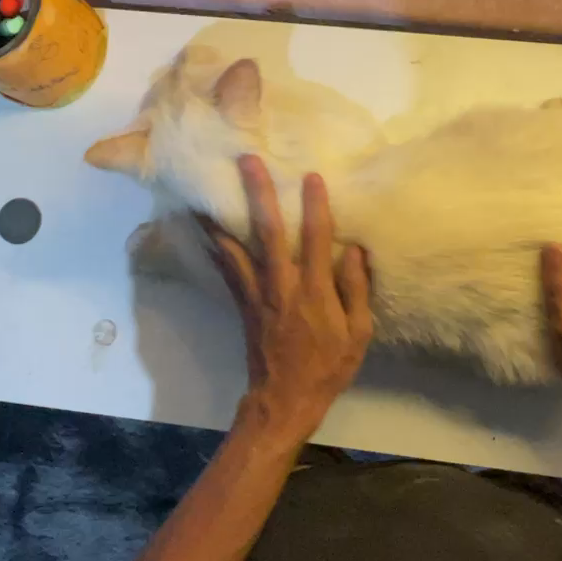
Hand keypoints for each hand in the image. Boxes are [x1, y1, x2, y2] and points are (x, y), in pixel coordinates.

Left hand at [201, 155, 373, 446]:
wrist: (284, 399)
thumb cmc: (328, 367)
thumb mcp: (357, 333)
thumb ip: (356, 290)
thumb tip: (356, 251)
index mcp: (314, 291)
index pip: (316, 239)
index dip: (315, 206)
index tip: (311, 175)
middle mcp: (281, 285)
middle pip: (267, 232)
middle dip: (258, 194)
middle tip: (246, 161)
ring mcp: (256, 294)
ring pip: (235, 247)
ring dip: (221, 217)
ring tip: (204, 190)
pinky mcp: (242, 303)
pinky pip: (226, 269)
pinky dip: (214, 246)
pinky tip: (204, 229)